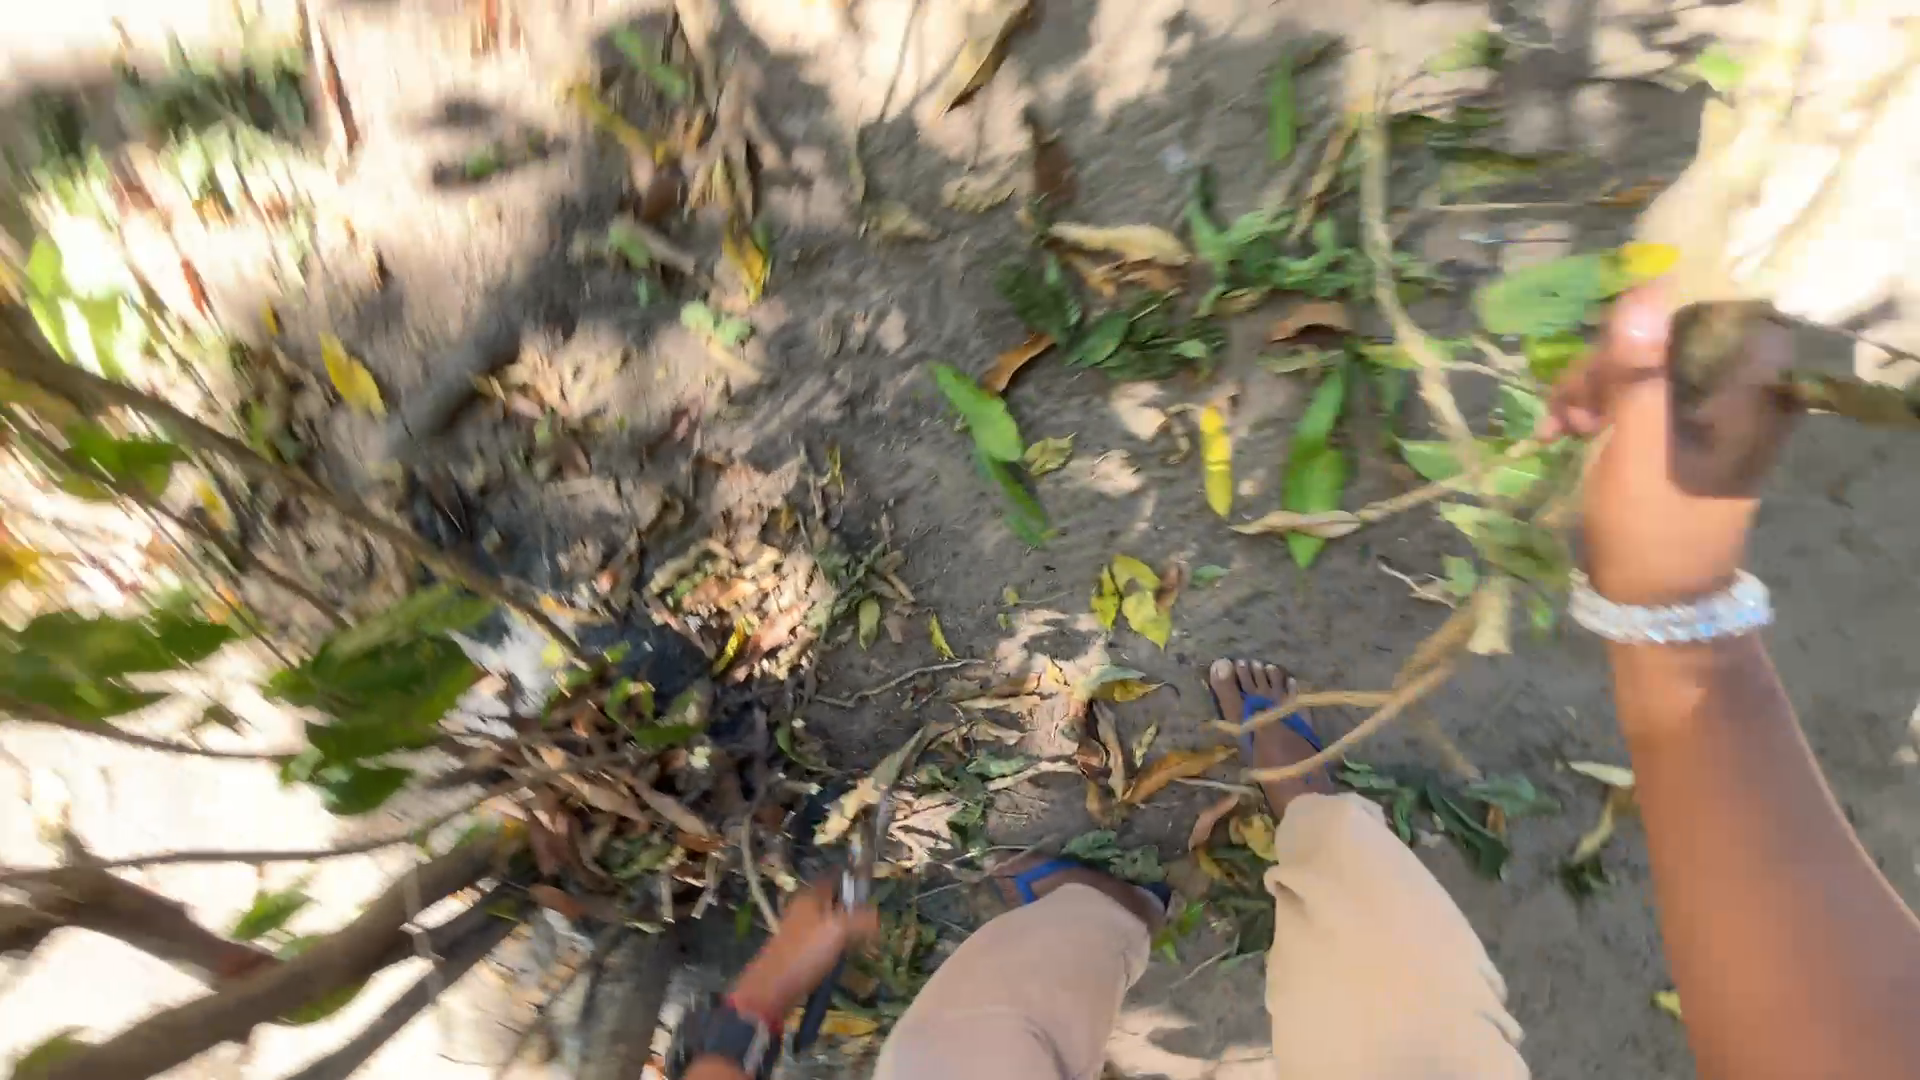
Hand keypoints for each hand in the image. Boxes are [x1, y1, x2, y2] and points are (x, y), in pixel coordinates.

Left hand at [727, 881, 879, 1022]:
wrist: (769, 991)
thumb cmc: (804, 953)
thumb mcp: (838, 932)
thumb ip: (861, 920)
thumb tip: (878, 914)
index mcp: (811, 896)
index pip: (835, 878)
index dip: (854, 882)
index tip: (873, 892)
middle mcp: (804, 908)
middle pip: (835, 902)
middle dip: (854, 911)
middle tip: (873, 922)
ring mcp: (800, 931)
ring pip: (830, 924)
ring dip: (846, 933)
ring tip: (863, 944)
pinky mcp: (798, 952)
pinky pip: (823, 943)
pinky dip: (836, 948)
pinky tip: (844, 960)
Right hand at [1538, 287, 1795, 604]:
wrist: (1655, 592)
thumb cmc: (1651, 523)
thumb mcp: (1638, 447)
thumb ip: (1641, 371)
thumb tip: (1646, 288)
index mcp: (1749, 388)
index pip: (1694, 318)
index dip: (1636, 335)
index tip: (1597, 378)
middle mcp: (1737, 390)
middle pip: (1658, 342)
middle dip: (1601, 370)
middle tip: (1570, 415)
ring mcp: (1704, 412)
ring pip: (1634, 368)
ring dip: (1586, 391)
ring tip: (1561, 429)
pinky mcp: (1675, 430)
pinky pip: (1629, 396)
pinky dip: (1591, 408)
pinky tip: (1565, 431)